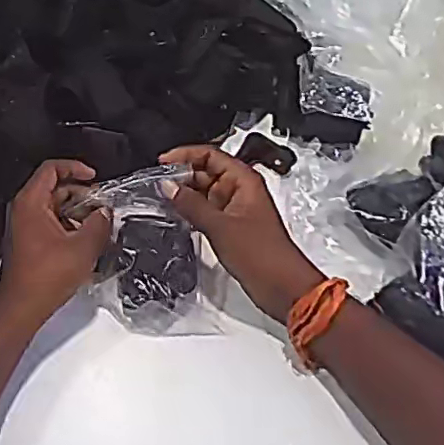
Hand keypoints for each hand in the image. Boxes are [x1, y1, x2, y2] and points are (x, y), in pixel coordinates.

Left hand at [0, 160, 112, 325]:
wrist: (22, 305)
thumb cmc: (42, 278)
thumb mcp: (82, 247)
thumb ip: (99, 224)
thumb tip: (105, 213)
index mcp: (31, 202)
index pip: (51, 168)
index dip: (74, 167)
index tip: (92, 175)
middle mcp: (23, 209)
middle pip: (55, 187)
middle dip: (81, 195)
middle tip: (100, 206)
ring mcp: (24, 224)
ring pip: (54, 206)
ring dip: (76, 213)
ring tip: (96, 226)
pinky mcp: (28, 239)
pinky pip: (50, 222)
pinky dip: (68, 226)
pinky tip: (83, 242)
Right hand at [160, 145, 324, 318]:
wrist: (285, 289)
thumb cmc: (266, 256)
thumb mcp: (220, 226)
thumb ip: (190, 203)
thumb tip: (168, 186)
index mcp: (244, 181)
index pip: (210, 155)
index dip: (185, 155)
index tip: (163, 163)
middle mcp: (240, 191)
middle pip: (205, 171)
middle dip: (181, 175)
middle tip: (158, 184)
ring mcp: (235, 208)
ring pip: (204, 190)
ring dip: (185, 193)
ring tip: (163, 198)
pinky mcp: (230, 226)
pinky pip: (205, 209)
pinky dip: (190, 209)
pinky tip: (177, 214)